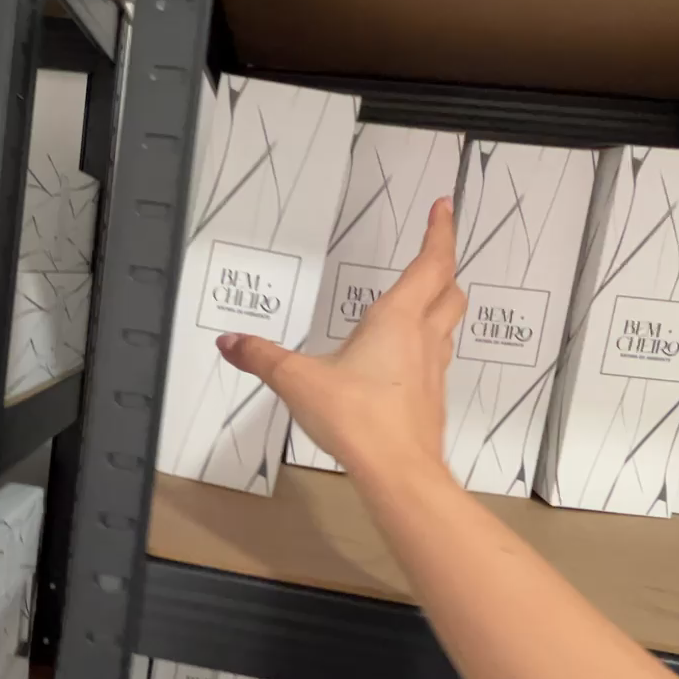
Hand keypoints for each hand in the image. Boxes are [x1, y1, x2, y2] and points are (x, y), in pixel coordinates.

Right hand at [216, 196, 463, 483]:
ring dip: (439, 306)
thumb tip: (229, 342)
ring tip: (418, 302)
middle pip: (450, 292)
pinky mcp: (429, 400)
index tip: (444, 207)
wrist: (398, 472)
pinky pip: (434, 360)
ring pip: (447, 326)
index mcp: (396, 321)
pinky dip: (425, 347)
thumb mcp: (297, 380)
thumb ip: (262, 358)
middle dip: (444, 268)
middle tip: (433, 254)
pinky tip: (399, 362)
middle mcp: (422, 340)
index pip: (430, 264)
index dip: (440, 232)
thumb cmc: (356, 417)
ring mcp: (431, 372)